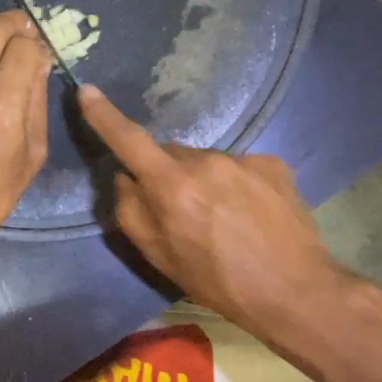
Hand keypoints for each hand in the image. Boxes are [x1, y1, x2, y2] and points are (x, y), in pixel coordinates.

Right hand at [78, 84, 359, 339]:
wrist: (293, 289)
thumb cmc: (215, 280)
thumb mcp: (157, 255)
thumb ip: (130, 211)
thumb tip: (125, 178)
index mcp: (171, 186)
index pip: (129, 140)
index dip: (104, 116)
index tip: (87, 91)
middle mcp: (205, 162)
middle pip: (168, 154)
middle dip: (164, 174)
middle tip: (176, 212)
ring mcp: (242, 160)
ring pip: (204, 162)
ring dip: (200, 181)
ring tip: (219, 219)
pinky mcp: (273, 164)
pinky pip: (237, 166)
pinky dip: (233, 184)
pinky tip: (247, 213)